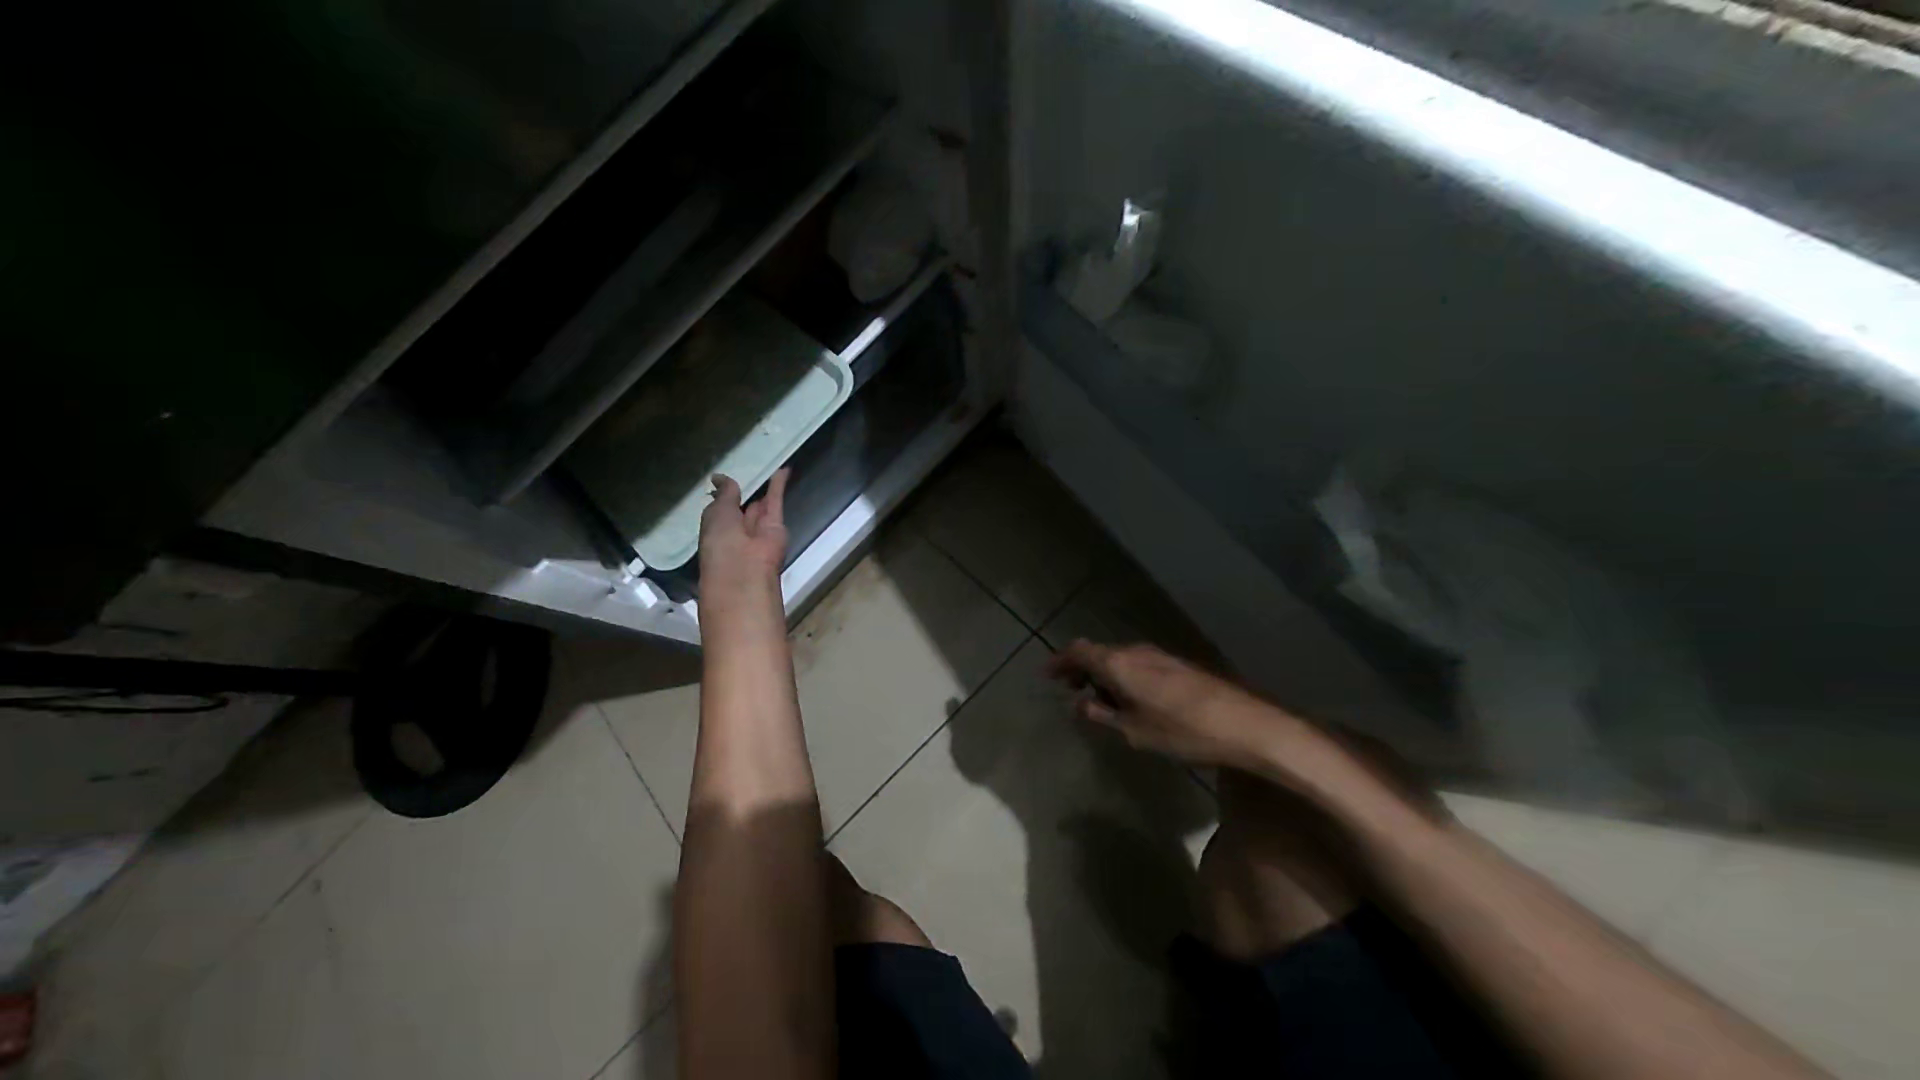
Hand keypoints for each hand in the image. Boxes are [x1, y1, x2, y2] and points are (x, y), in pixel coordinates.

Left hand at [699, 469, 789, 588]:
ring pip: (761, 506)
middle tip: (747, 479)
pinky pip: (776, 501)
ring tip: (768, 470)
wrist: (745, 570)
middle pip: (742, 511)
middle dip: (744, 498)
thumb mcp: (715, 513)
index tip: (722, 482)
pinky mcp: (777, 526)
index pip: (721, 513)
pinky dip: (779, 485)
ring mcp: (759, 531)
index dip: (723, 498)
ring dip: (764, 491)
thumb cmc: (720, 542)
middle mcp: (738, 533)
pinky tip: (784, 470)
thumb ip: (723, 494)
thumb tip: (719, 477)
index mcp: (717, 532)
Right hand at [1044, 640, 1312, 771]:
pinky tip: (1128, 699)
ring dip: (1103, 673)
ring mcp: (1159, 656)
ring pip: (1119, 657)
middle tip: (1069, 688)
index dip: (1060, 660)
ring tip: (1097, 699)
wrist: (1244, 724)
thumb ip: (1103, 715)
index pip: (1078, 650)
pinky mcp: (1177, 666)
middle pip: (1098, 651)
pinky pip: (1137, 664)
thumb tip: (1081, 705)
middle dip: (1080, 668)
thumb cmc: (1182, 730)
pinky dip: (1123, 675)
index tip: (1047, 674)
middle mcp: (1136, 651)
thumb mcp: (1135, 730)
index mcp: (1118, 663)